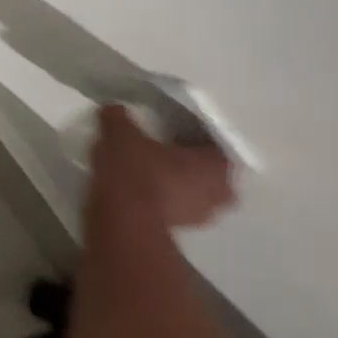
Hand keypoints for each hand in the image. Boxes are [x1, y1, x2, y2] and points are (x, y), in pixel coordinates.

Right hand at [88, 104, 235, 228]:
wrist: (123, 219)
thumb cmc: (134, 171)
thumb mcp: (120, 135)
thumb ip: (119, 119)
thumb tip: (114, 108)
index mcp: (219, 163)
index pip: (210, 140)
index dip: (186, 132)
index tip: (164, 128)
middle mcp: (223, 190)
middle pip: (205, 168)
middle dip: (184, 160)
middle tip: (156, 151)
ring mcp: (205, 213)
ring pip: (192, 190)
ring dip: (175, 182)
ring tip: (144, 172)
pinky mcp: (183, 229)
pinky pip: (175, 206)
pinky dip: (162, 199)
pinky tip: (139, 191)